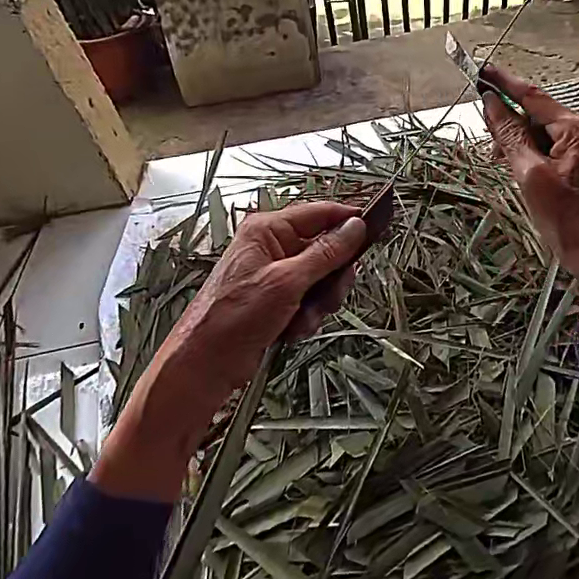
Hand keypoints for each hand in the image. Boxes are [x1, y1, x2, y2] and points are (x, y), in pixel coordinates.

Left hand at [93, 201, 367, 501]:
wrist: (203, 366)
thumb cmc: (234, 318)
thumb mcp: (287, 281)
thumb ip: (326, 253)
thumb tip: (356, 226)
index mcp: (268, 229)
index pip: (320, 213)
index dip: (348, 221)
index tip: (376, 230)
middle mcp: (271, 247)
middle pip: (326, 250)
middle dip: (332, 278)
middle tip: (328, 296)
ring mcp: (274, 275)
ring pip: (321, 280)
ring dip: (319, 303)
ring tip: (301, 321)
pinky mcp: (275, 301)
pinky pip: (308, 301)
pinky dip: (306, 317)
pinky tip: (291, 331)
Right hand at [480, 64, 578, 297]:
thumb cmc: (568, 220)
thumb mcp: (531, 176)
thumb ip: (511, 137)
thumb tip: (492, 104)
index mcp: (576, 130)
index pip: (533, 96)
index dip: (504, 82)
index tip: (480, 70)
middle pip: (535, 114)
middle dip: (508, 123)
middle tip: (487, 141)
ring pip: (538, 134)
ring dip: (515, 143)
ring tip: (499, 162)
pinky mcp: (578, 167)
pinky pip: (546, 150)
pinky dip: (527, 155)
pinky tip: (516, 170)